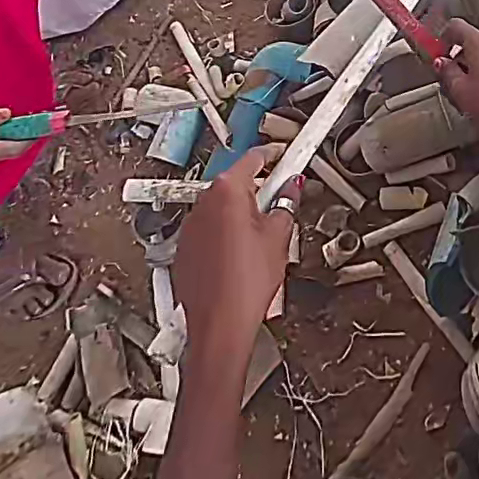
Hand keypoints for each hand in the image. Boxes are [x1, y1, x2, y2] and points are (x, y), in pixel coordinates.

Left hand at [172, 145, 301, 347]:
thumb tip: (291, 188)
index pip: (253, 157)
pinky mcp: (186, 247)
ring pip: (223, 205)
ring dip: (243, 210)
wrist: (220, 324)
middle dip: (260, 187)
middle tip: (282, 197)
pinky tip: (244, 251)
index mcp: (227, 192)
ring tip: (264, 232)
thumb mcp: (279, 234)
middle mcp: (203, 203)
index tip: (285, 153)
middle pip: (236, 181)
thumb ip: (286, 202)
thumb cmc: (245, 283)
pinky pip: (211, 227)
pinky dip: (227, 230)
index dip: (274, 154)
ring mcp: (191, 226)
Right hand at [435, 20, 478, 197]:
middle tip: (443, 74)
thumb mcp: (460, 93)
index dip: (440, 37)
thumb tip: (441, 64)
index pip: (456, 26)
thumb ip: (447, 72)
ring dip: (472, 69)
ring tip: (461, 93)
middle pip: (472, 41)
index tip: (432, 50)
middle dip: (456, 56)